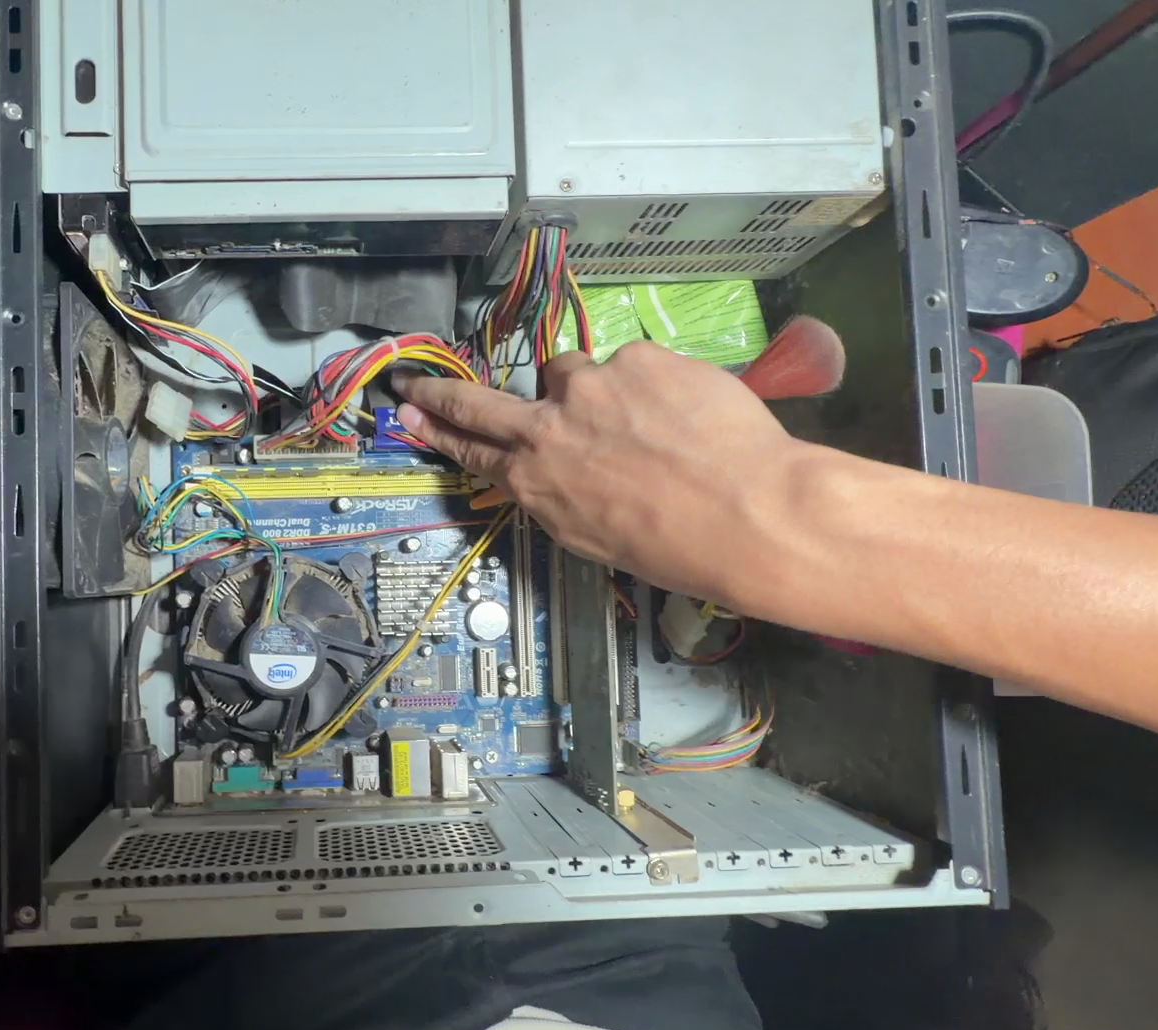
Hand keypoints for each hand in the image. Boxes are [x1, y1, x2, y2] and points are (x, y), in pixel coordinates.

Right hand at [395, 342, 817, 606]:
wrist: (748, 512)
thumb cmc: (668, 546)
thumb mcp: (587, 534)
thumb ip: (552, 491)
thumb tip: (545, 467)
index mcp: (532, 479)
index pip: (468, 446)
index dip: (435, 427)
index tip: (409, 408)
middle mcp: (546, 426)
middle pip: (477, 400)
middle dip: (440, 392)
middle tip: (416, 382)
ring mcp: (590, 384)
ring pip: (572, 374)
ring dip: (588, 391)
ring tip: (638, 420)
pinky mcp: (639, 357)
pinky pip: (630, 365)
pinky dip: (646, 385)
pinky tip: (678, 412)